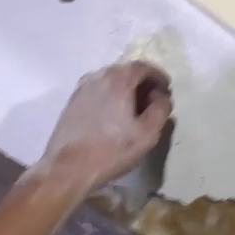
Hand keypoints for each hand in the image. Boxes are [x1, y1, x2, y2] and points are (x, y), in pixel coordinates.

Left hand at [35, 62, 173, 195]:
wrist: (68, 168)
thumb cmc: (111, 150)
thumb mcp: (147, 133)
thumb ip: (161, 109)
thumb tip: (162, 97)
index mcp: (118, 79)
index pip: (143, 67)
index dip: (158, 76)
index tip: (166, 90)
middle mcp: (98, 75)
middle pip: (126, 71)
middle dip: (142, 84)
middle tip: (153, 102)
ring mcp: (82, 87)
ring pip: (111, 81)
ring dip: (126, 90)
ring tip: (134, 111)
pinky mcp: (73, 100)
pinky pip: (98, 90)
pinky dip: (111, 96)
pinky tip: (113, 116)